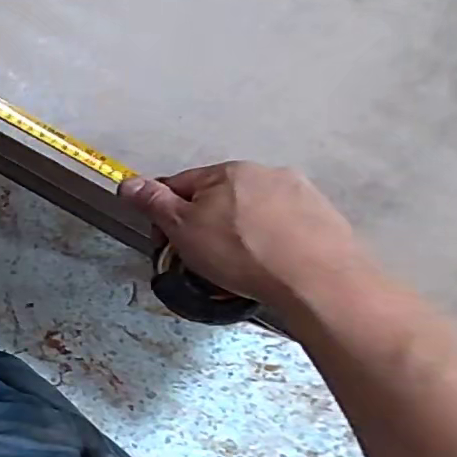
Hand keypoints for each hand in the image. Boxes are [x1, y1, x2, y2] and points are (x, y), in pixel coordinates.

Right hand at [118, 161, 375, 311]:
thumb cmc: (242, 253)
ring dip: (237, 231)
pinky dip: (271, 241)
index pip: (178, 185)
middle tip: (201, 256)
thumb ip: (151, 201)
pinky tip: (269, 264)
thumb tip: (128, 182)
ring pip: (251, 211)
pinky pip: (283, 226)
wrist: (322, 285)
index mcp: (228, 171)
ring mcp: (303, 195)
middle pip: (216, 197)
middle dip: (203, 222)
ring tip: (238, 264)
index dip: (165, 215)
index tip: (168, 242)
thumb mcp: (180, 228)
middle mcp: (267, 173)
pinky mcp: (329, 220)